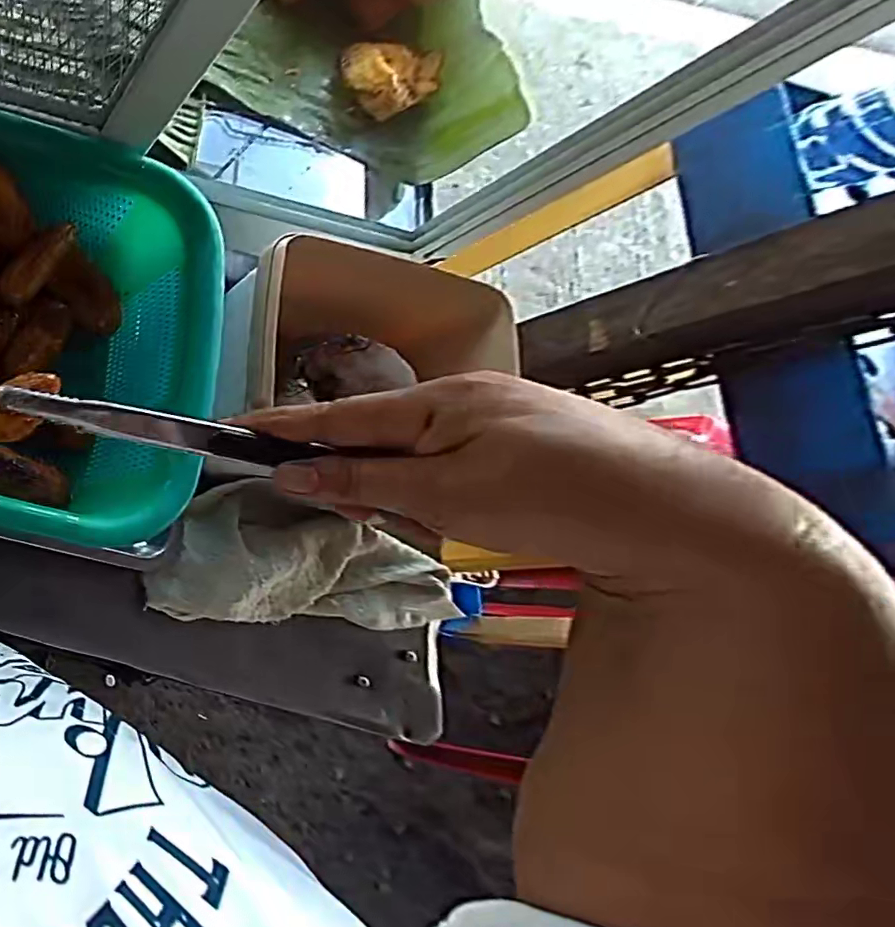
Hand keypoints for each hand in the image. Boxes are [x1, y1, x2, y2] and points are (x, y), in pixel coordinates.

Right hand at [233, 372, 811, 589]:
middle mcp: (461, 399)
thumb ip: (360, 480)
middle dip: (358, 477)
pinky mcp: (516, 444)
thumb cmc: (558, 500)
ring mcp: (492, 419)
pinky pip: (443, 466)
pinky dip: (435, 494)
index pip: (337, 414)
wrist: (692, 525)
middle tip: (367, 514)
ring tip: (440, 526)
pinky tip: (465, 518)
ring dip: (403, 494)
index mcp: (439, 399)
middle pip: (373, 437)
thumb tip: (291, 471)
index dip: (281, 424)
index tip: (233, 426)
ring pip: (408, 457)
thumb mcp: (444, 496)